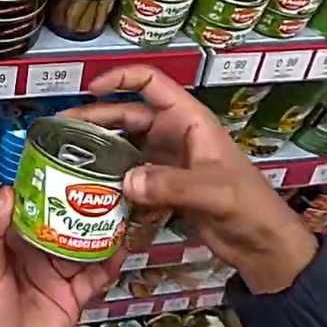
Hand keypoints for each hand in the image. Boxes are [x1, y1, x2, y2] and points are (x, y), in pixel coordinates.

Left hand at [0, 187, 120, 326]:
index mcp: (10, 243)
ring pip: (83, 248)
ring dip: (99, 231)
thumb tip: (6, 191)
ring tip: (120, 206)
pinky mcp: (73, 300)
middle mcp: (36, 256)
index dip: (47, 189)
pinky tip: (123, 246)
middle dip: (79, 206)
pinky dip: (109, 264)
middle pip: (62, 225)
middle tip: (105, 181)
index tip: (67, 165)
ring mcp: (56, 277)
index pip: (32, 209)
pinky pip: (95, 278)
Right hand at [64, 65, 317, 294]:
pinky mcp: (162, 186)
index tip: (90, 89)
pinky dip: (110, 179)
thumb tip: (125, 182)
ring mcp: (166, 160)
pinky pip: (129, 175)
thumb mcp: (214, 191)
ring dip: (98, 149)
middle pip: (127, 115)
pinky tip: (89, 189)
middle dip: (95, 118)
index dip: (119, 78)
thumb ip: (170, 185)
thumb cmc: (249, 207)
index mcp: (189, 119)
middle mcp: (173, 133)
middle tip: (62, 130)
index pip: (150, 82)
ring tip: (67, 158)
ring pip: (124, 146)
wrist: (265, 247)